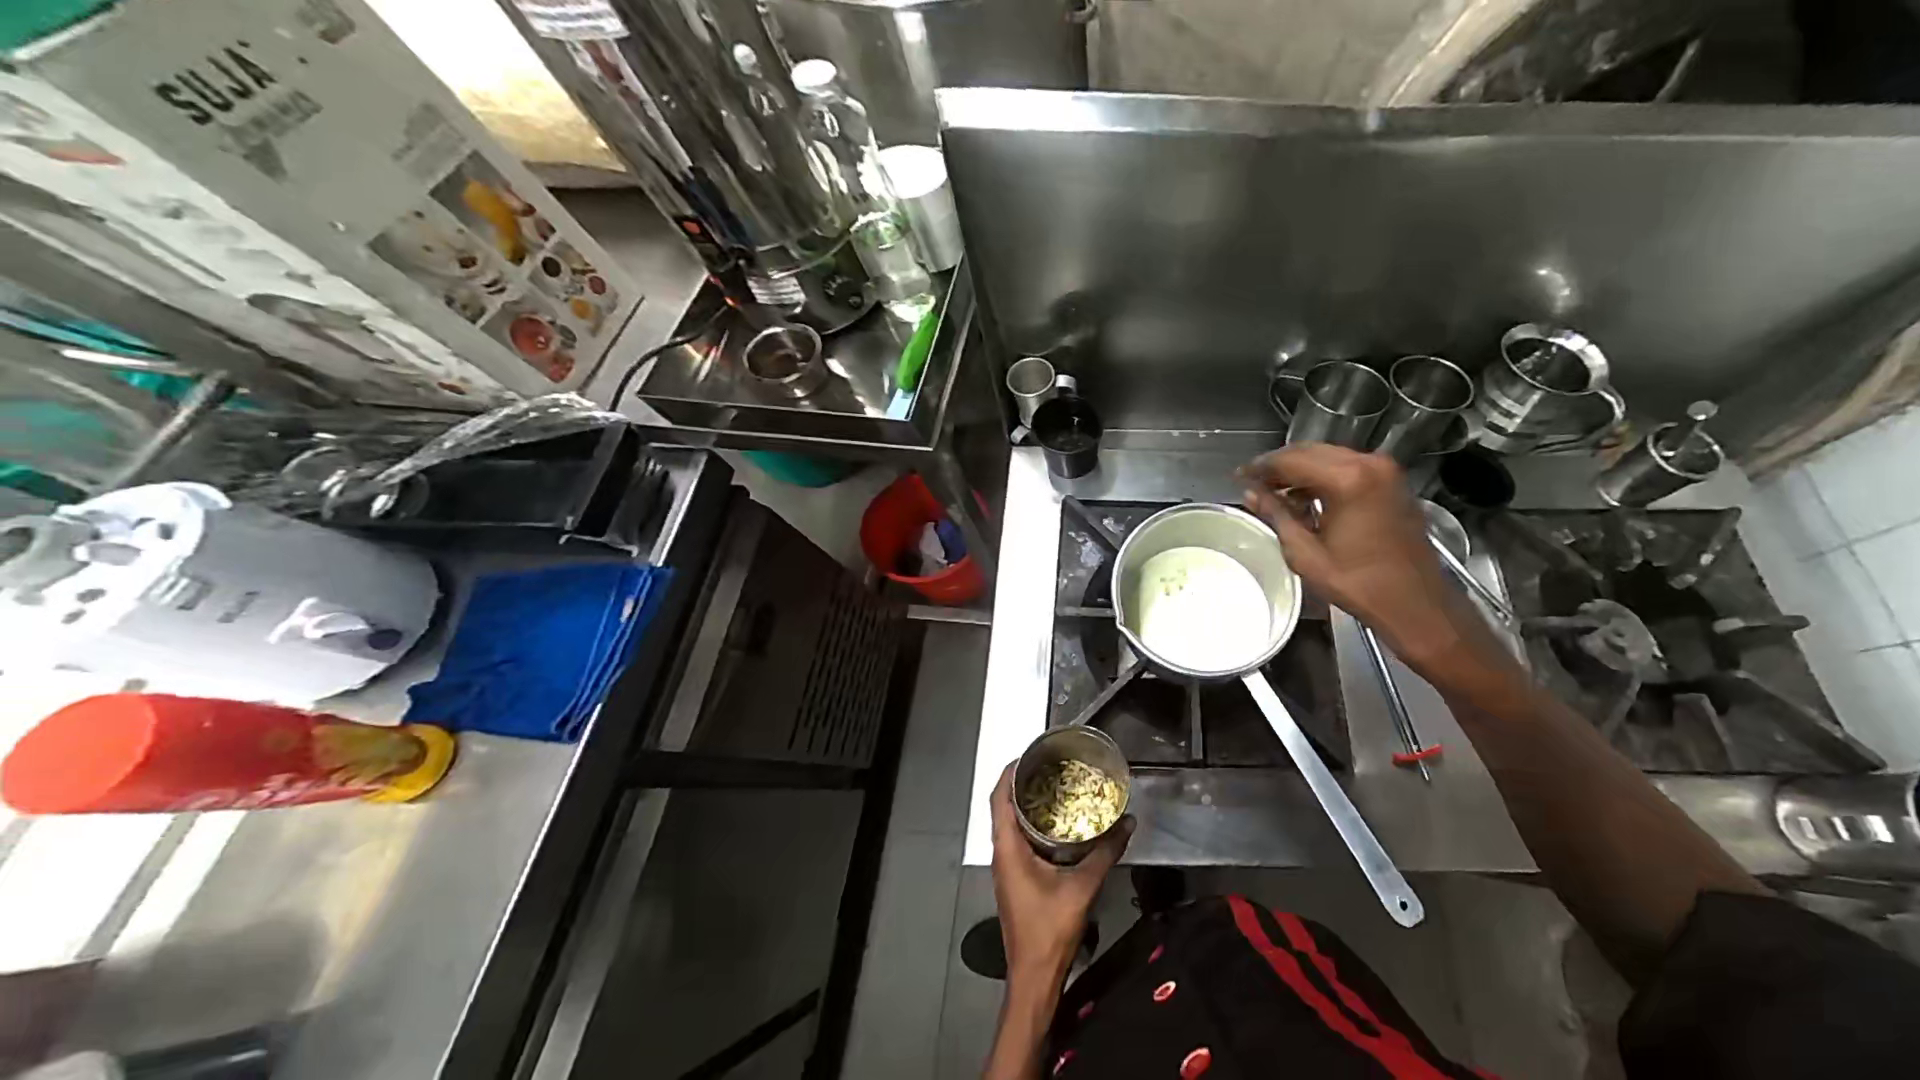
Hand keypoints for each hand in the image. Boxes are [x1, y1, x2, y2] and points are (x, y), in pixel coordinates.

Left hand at [990, 761, 1132, 981]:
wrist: (1034, 974)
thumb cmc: (1050, 928)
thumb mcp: (1082, 886)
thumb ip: (1106, 853)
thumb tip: (1127, 823)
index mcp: (1007, 847)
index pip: (999, 798)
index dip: (1009, 772)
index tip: (1030, 755)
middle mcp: (1000, 852)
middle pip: (1002, 807)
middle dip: (1021, 785)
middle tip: (1048, 769)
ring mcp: (1004, 867)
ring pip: (1009, 824)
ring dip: (1025, 806)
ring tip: (1053, 789)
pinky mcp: (1012, 878)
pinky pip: (1016, 840)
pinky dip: (1030, 826)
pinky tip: (1055, 827)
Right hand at [1238, 444, 1510, 677]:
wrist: (1415, 603)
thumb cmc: (1360, 584)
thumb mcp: (1305, 552)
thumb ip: (1276, 515)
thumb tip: (1252, 494)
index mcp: (1348, 480)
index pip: (1290, 460)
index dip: (1260, 467)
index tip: (1240, 476)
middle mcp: (1370, 466)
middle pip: (1310, 451)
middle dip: (1279, 466)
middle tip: (1253, 483)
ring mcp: (1386, 473)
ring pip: (1329, 457)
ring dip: (1300, 471)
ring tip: (1275, 493)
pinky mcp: (1393, 484)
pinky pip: (1348, 467)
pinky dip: (1323, 477)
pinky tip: (1305, 498)